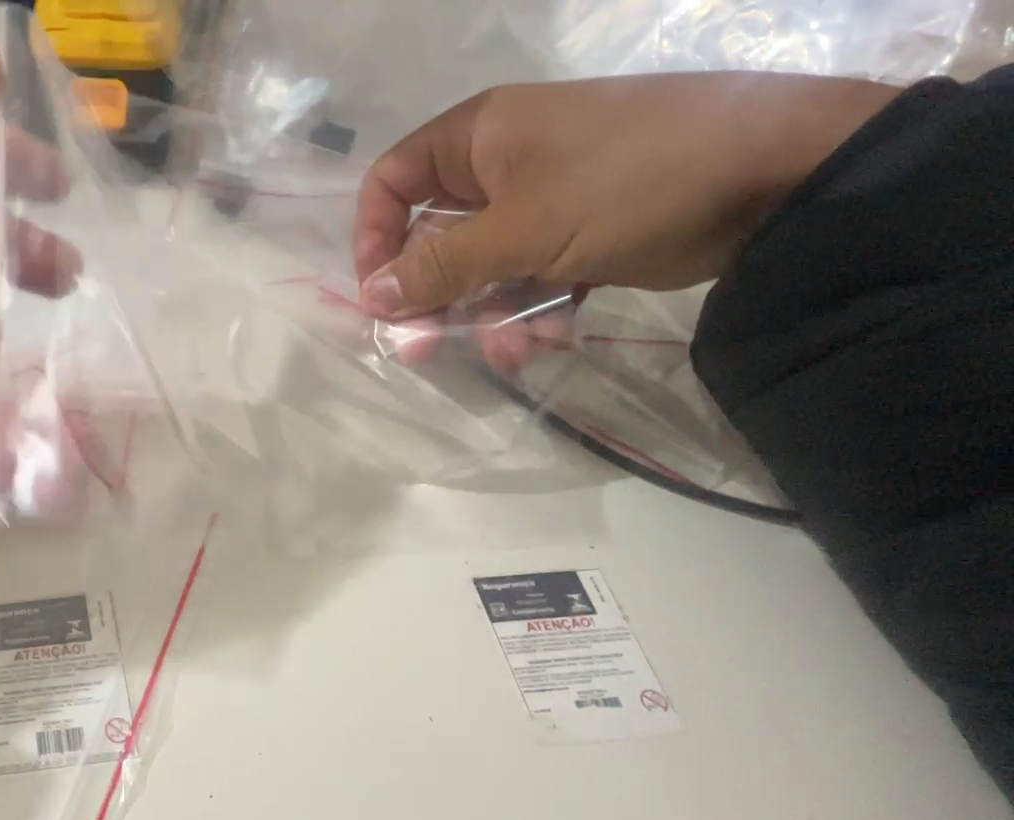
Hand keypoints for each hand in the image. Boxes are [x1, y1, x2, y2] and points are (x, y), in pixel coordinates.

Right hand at [354, 72, 901, 326]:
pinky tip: (549, 341)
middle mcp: (503, 164)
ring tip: (513, 353)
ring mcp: (544, 201)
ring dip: (487, 317)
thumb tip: (371, 297)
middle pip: (433, 236)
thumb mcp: (520, 230)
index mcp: (480, 137)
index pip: (392, 181)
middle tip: (424, 347)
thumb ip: (438, 267)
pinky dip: (532, 313)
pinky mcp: (581, 234)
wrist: (778, 177)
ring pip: (482, 267)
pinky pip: (530, 278)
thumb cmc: (628, 183)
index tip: (379, 294)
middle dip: (432, 296)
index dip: (374, 237)